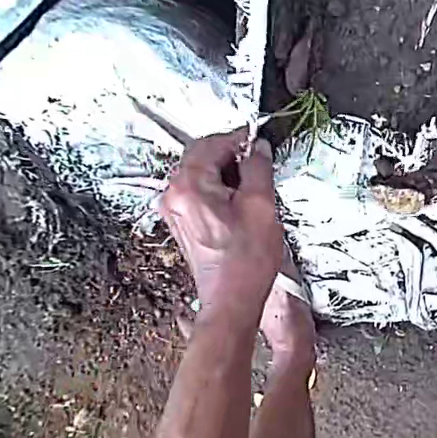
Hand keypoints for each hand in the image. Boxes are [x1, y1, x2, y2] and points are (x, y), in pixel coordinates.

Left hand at [158, 131, 283, 319]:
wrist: (232, 299)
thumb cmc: (245, 259)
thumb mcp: (261, 205)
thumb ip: (258, 168)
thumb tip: (257, 148)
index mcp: (190, 185)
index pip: (211, 143)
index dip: (237, 138)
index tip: (257, 140)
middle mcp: (175, 195)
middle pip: (201, 157)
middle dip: (231, 155)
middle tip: (259, 161)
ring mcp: (176, 211)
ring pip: (201, 175)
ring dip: (226, 173)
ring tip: (254, 185)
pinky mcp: (183, 224)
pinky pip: (199, 194)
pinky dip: (219, 190)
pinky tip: (241, 202)